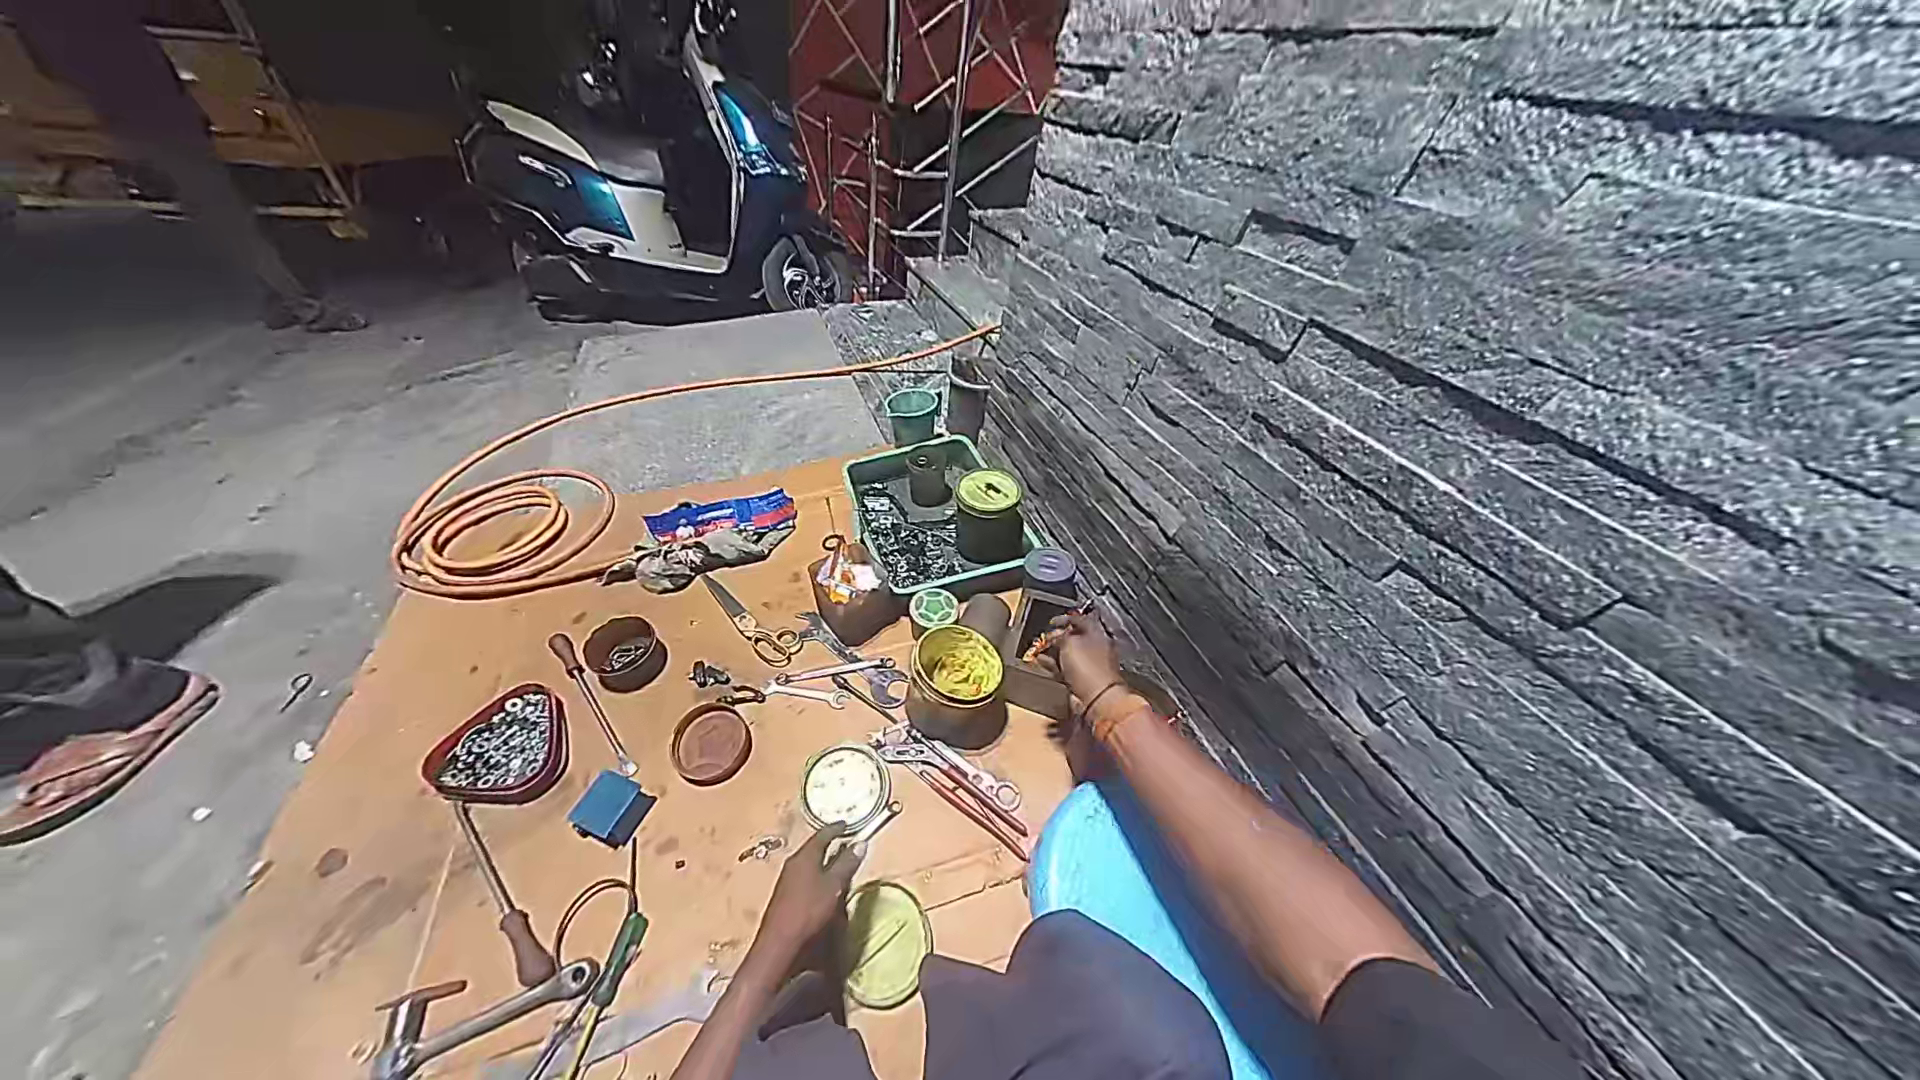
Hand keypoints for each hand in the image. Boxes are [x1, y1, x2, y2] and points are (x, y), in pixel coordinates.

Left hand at [755, 823, 860, 957]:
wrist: (778, 945)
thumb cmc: (809, 911)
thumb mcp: (834, 885)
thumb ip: (847, 863)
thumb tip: (860, 843)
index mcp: (805, 856)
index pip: (822, 834)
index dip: (837, 828)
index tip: (847, 824)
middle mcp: (793, 863)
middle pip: (814, 848)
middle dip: (830, 844)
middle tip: (846, 843)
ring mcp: (787, 880)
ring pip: (809, 863)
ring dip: (823, 861)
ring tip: (838, 864)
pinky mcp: (784, 896)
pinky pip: (804, 876)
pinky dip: (817, 874)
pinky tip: (823, 886)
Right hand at [1039, 612, 1124, 703]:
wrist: (1096, 699)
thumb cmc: (1088, 667)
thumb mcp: (1069, 643)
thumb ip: (1060, 635)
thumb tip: (1055, 635)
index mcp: (1098, 634)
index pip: (1081, 620)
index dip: (1065, 619)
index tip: (1052, 621)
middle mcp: (1097, 648)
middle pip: (1075, 638)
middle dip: (1058, 637)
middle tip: (1045, 637)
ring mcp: (1091, 665)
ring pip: (1070, 655)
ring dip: (1054, 652)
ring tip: (1040, 651)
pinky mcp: (1084, 680)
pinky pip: (1066, 669)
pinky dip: (1055, 665)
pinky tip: (1043, 663)